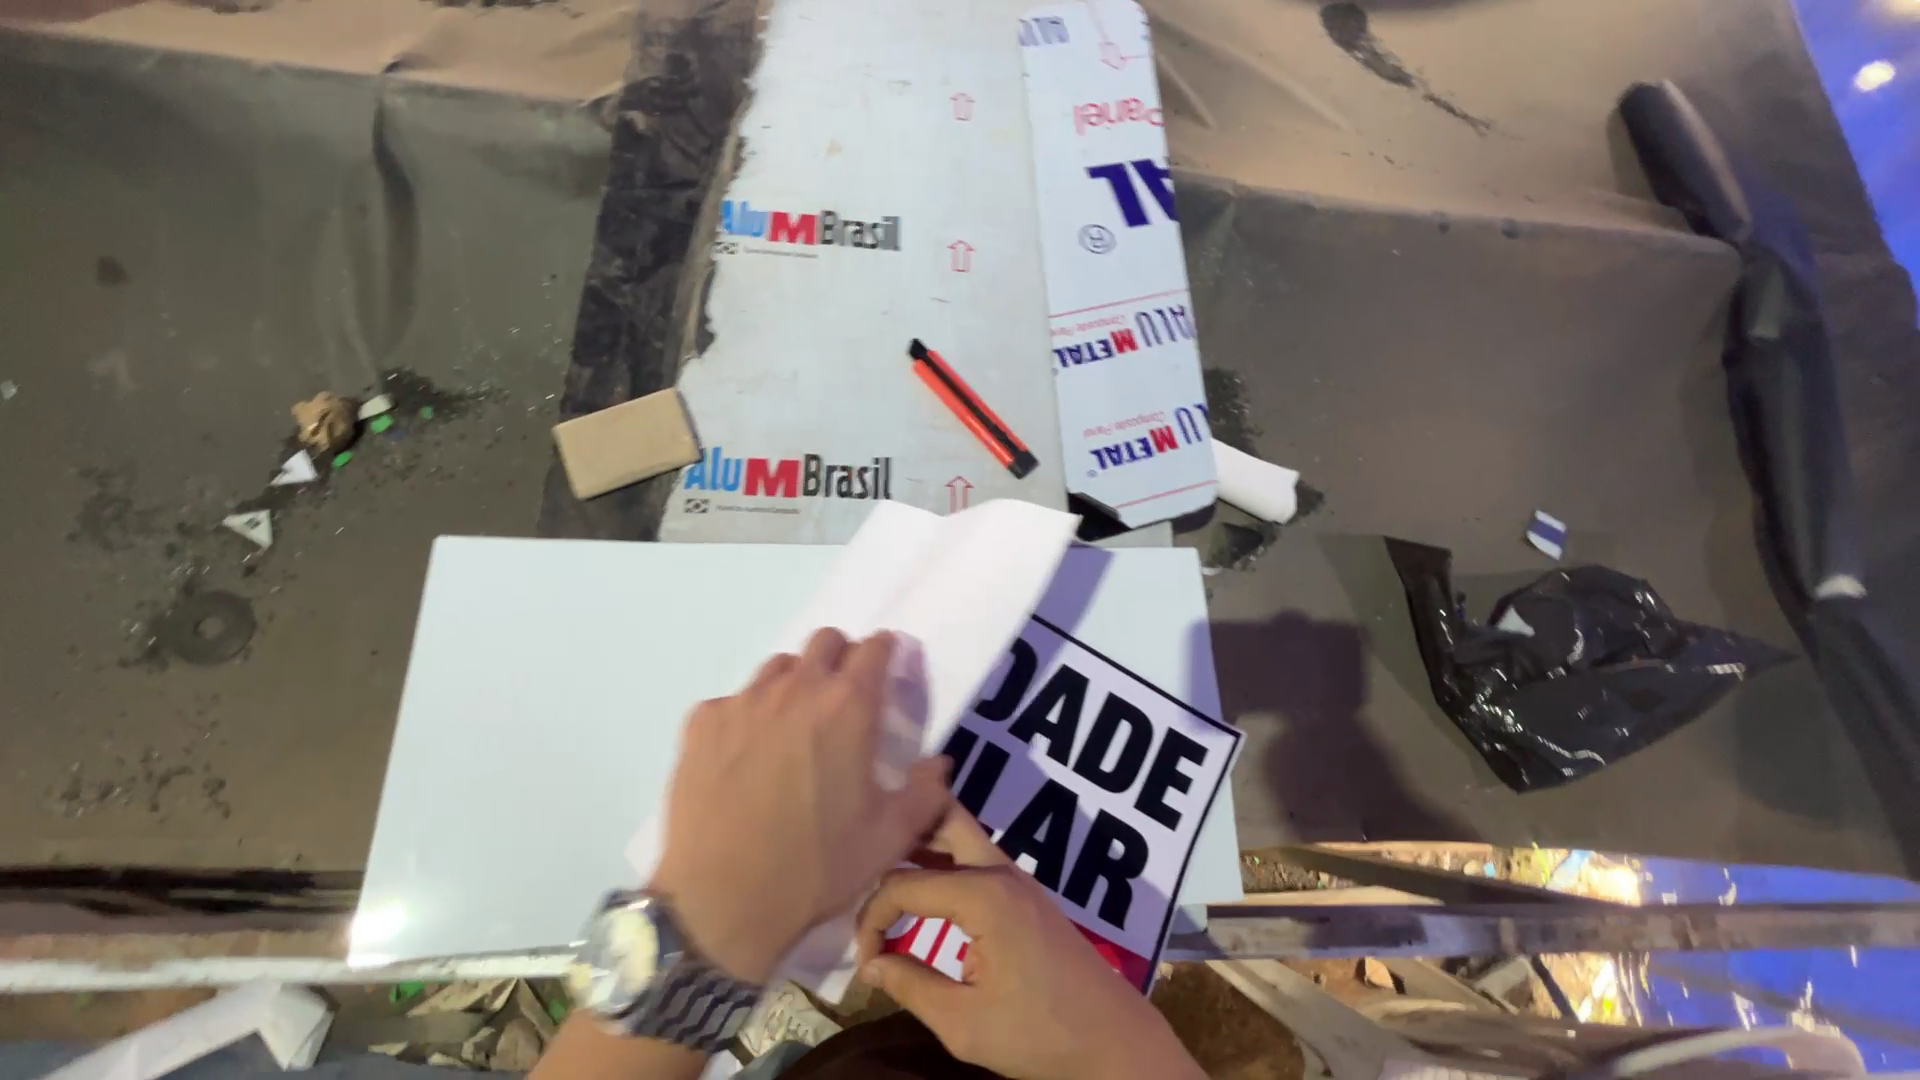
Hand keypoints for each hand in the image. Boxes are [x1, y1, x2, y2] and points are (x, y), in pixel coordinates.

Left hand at [651, 629, 950, 983]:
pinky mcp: (702, 722)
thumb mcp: (890, 837)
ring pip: (778, 667)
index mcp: (848, 706)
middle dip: (842, 658)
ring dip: (796, 683)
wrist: (721, 903)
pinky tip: (745, 758)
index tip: (887, 668)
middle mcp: (797, 688)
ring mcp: (743, 701)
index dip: (886, 651)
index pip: (875, 647)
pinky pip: (733, 700)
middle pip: (825, 641)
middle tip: (843, 699)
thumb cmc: (816, 868)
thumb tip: (938, 764)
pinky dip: (748, 716)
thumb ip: (926, 792)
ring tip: (794, 728)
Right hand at [854, 809, 1203, 1079]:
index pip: (904, 883)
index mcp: (983, 895)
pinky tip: (925, 888)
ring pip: (958, 831)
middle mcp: (998, 869)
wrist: (1113, 1042)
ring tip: (883, 874)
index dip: (872, 918)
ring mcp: (1015, 875)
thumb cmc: (1039, 1035)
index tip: (864, 960)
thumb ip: (910, 985)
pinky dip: (942, 859)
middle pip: (939, 817)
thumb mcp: (964, 1023)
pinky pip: (973, 854)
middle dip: (897, 837)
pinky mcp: (1023, 890)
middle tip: (865, 875)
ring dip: (921, 844)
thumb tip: (870, 963)